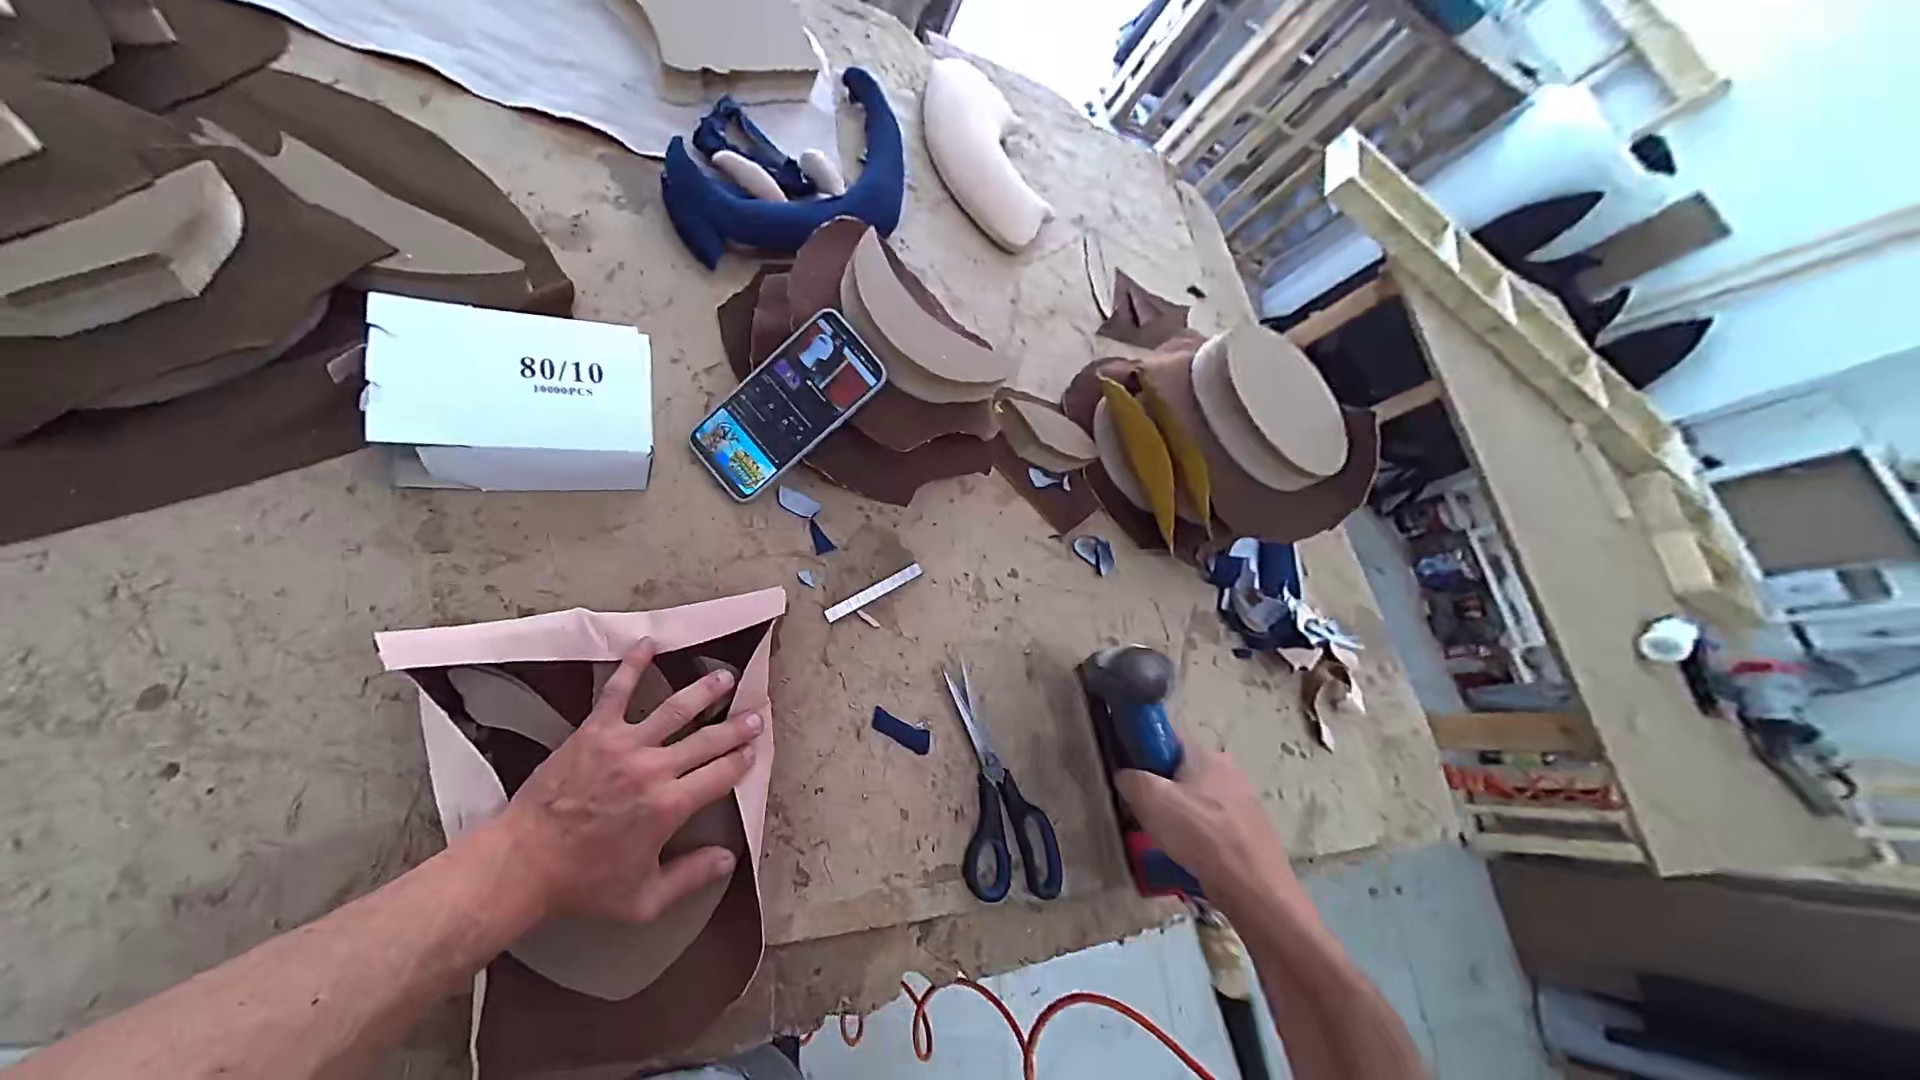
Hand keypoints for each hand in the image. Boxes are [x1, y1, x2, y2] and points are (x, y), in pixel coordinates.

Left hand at [495, 639, 761, 923]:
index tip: (753, 751)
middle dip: (737, 726)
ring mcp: (625, 745)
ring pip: (676, 709)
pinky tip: (648, 643)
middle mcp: (655, 769)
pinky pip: (617, 691)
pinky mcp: (594, 732)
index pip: (722, 774)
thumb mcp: (642, 899)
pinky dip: (633, 665)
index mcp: (671, 806)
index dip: (742, 761)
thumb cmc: (582, 883)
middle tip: (755, 714)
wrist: (520, 864)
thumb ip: (690, 878)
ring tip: (725, 677)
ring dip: (705, 691)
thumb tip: (728, 859)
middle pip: (709, 739)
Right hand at [1115, 747, 1300, 910]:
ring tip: (1168, 842)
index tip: (1133, 780)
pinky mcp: (1253, 832)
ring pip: (1199, 802)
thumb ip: (1130, 779)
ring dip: (1181, 818)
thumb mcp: (1149, 799)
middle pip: (1183, 774)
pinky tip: (1192, 858)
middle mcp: (1230, 770)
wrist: (1254, 891)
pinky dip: (1201, 839)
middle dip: (1163, 793)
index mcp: (1207, 754)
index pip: (1168, 741)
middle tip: (1147, 815)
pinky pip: (1215, 827)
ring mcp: (1246, 802)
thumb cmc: (1200, 835)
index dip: (1145, 756)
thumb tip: (1126, 778)